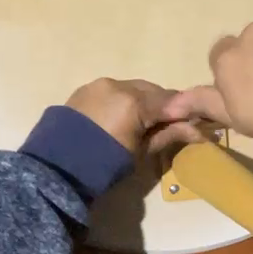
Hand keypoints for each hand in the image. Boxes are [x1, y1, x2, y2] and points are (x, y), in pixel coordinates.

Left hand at [64, 77, 211, 158]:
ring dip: (142, 101)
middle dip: (162, 105)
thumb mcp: (140, 153)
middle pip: (151, 90)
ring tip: (142, 123)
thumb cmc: (104, 165)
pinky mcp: (84, 89)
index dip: (183, 112)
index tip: (192, 122)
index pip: (170, 101)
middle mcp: (118, 85)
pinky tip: (121, 118)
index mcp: (134, 102)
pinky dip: (123, 100)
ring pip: (132, 88)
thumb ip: (168, 135)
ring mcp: (99, 85)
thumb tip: (196, 131)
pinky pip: (112, 90)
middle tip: (167, 125)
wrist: (56, 168)